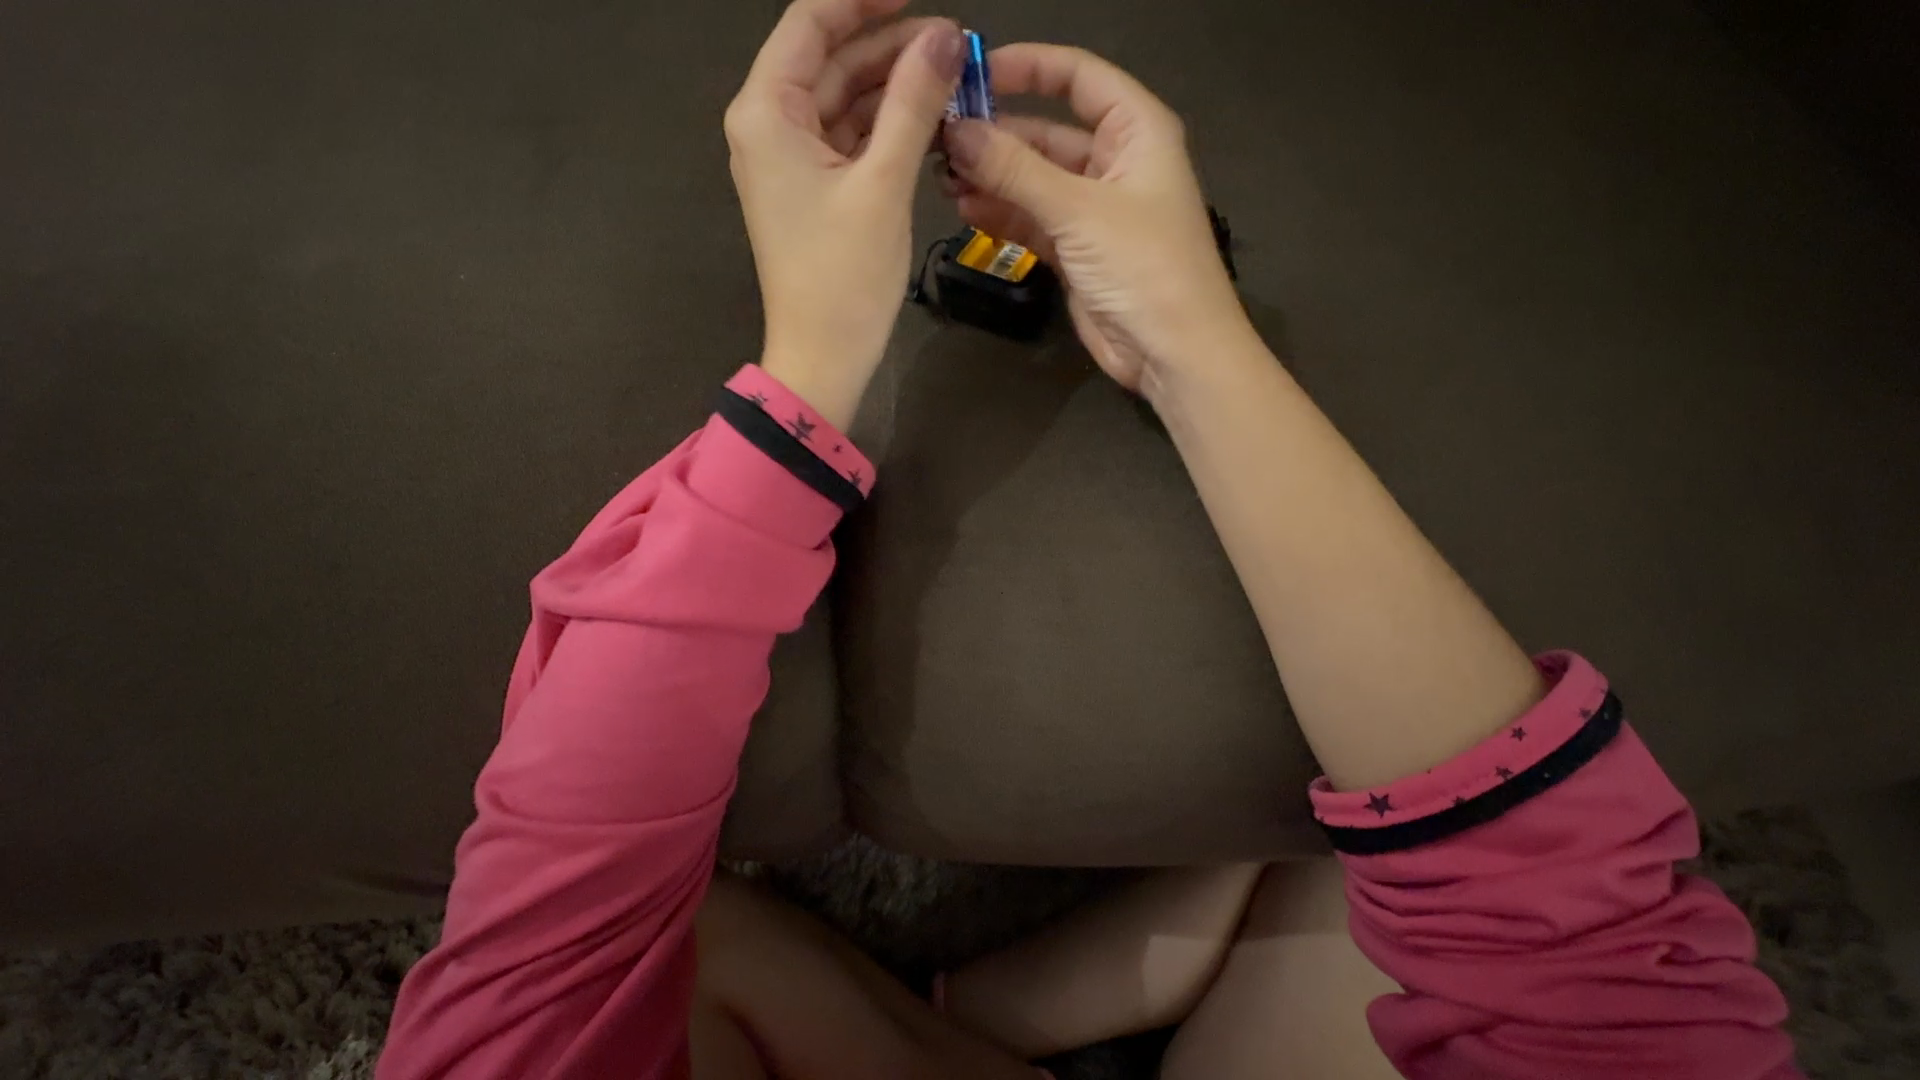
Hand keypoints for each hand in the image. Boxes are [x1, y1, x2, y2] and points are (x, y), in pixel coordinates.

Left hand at [726, 0, 964, 427]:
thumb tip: (947, 36)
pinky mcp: (813, 190)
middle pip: (831, 60)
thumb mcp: (882, 183)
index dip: (863, 0)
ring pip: (846, 100)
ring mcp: (791, 160)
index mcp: (767, 112)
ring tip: (956, 82)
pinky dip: (888, 128)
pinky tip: (934, 122)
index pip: (810, 23)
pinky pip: (850, 139)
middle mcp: (770, 126)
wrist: (823, 356)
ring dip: (896, 89)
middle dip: (891, 47)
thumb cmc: (844, 275)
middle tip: (957, 47)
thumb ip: (914, 104)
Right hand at [940, 45, 1250, 395]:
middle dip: (996, 135)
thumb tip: (957, 131)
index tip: (971, 74)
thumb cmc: (1143, 266)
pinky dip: (1003, 214)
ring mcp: (1095, 210)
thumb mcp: (1078, 210)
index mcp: (1136, 131)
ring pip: (1034, 181)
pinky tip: (964, 209)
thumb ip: (1015, 169)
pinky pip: (1033, 220)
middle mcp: (1116, 163)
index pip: (1078, 77)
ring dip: (992, 178)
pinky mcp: (1078, 251)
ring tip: (941, 178)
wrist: (1173, 352)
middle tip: (939, 141)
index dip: (1027, 67)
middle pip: (1047, 132)